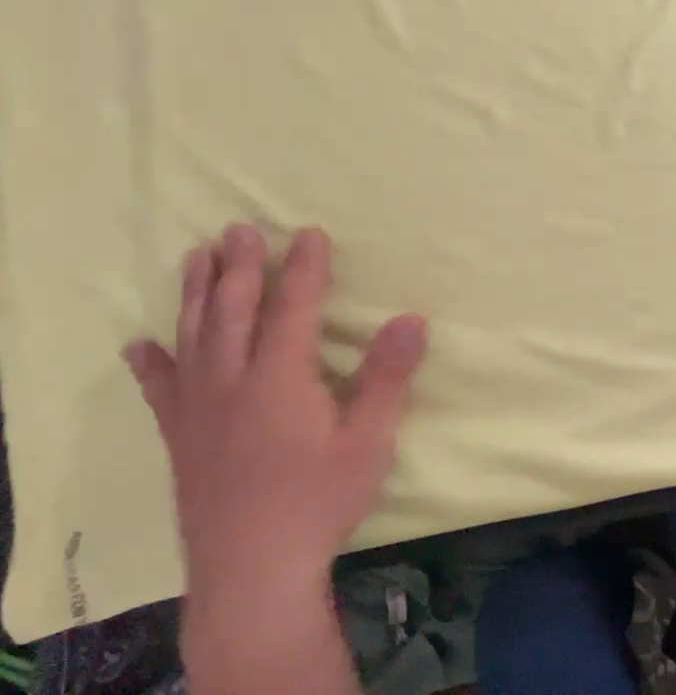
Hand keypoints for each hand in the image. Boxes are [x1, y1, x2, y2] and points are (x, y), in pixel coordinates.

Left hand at [124, 225, 427, 602]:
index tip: (309, 234)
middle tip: (239, 229)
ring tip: (195, 259)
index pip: (291, 311)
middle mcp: (230, 386)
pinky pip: (161, 390)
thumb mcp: (369, 439)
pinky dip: (152, 362)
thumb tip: (411, 318)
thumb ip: (386, 377)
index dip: (302, 269)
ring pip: (192, 340)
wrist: (252, 568)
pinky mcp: (182, 439)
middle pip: (230, 314)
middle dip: (237, 269)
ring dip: (194, 296)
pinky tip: (142, 344)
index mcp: (278, 382)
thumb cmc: (320, 499)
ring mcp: (198, 412)